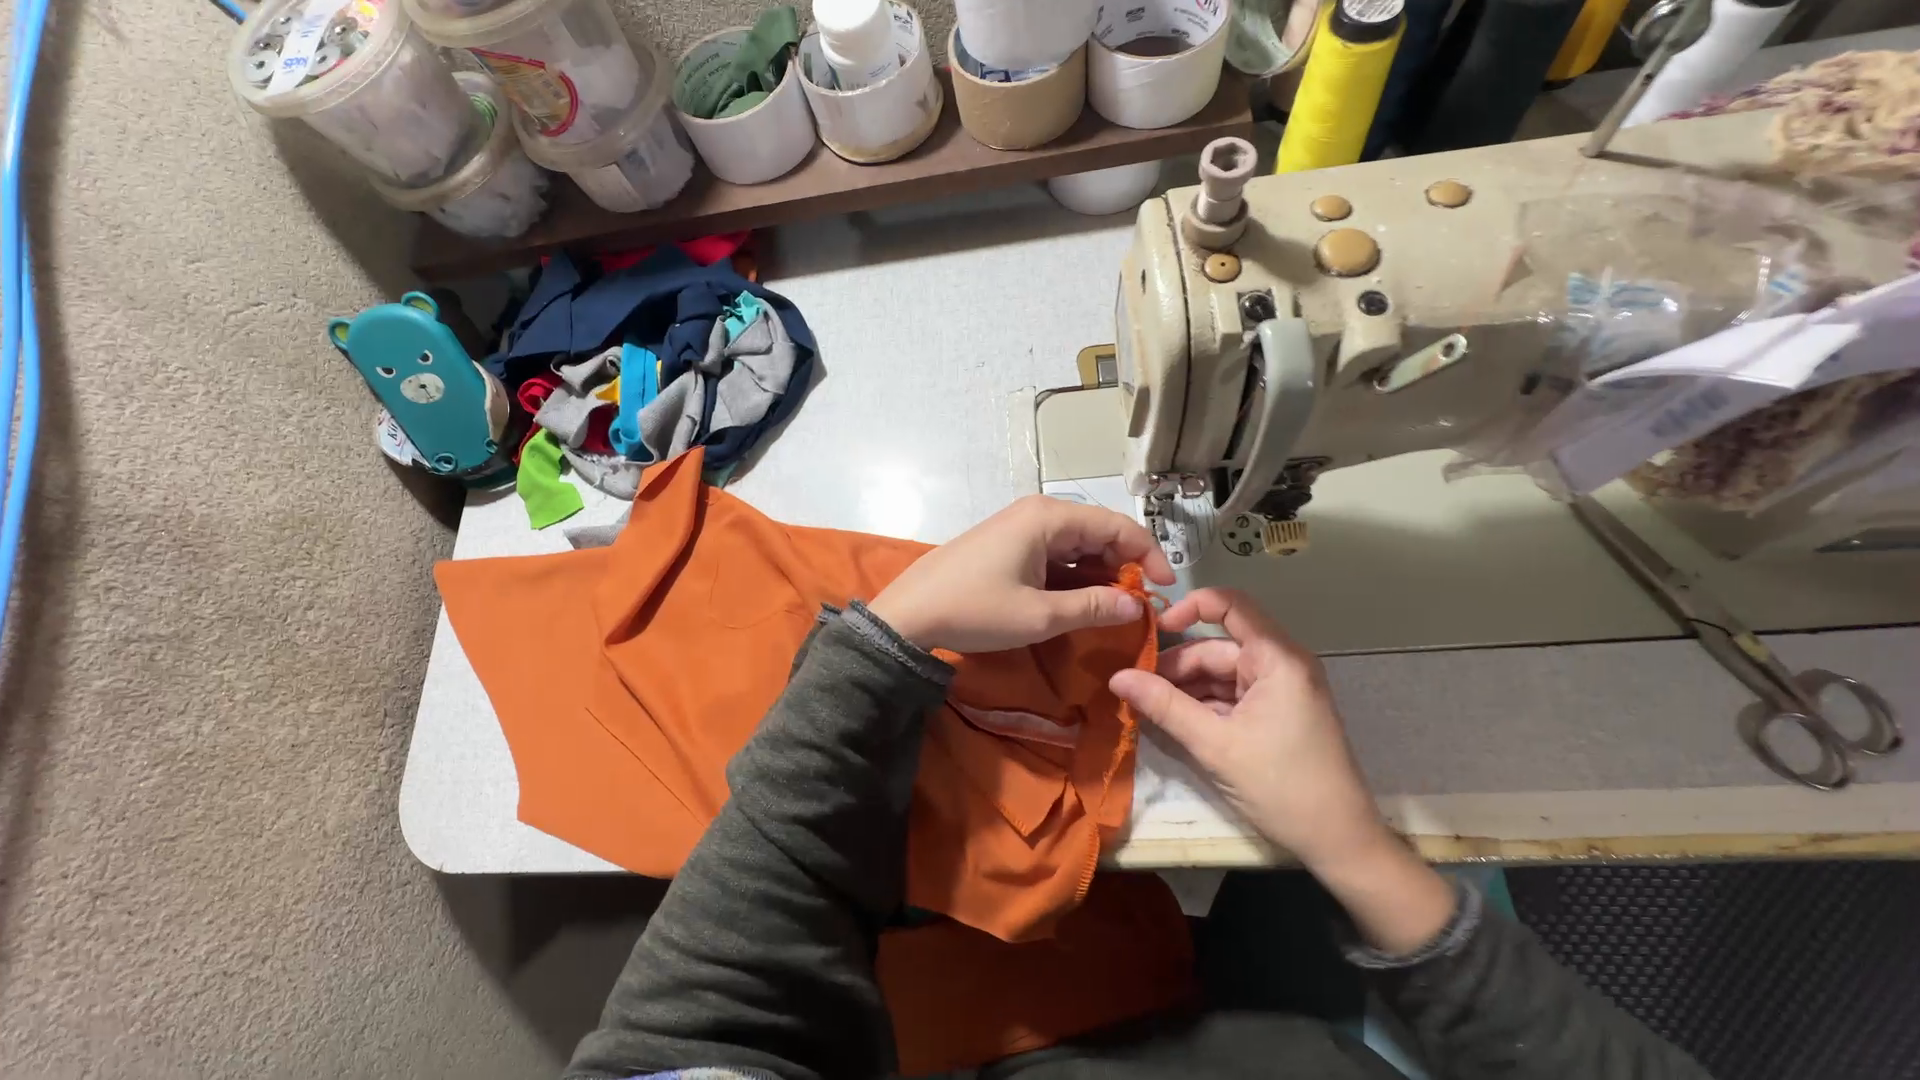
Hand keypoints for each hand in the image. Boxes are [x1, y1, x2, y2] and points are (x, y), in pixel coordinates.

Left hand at [867, 495, 1174, 653]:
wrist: (910, 614)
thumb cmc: (975, 610)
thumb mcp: (1038, 616)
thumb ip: (1092, 607)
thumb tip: (1136, 605)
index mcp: (1048, 518)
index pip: (1116, 526)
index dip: (1148, 555)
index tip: (1166, 588)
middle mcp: (1038, 513)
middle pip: (1098, 532)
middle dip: (1124, 565)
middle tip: (1141, 603)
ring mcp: (1020, 527)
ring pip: (1077, 544)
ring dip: (1100, 573)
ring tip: (1116, 607)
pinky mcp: (1008, 545)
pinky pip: (1055, 554)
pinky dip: (1074, 576)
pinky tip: (1083, 601)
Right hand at [1110, 587, 1456, 954]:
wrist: (1338, 840)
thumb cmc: (1281, 786)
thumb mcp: (1215, 745)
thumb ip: (1164, 706)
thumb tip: (1116, 677)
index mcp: (1277, 658)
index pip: (1231, 605)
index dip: (1189, 607)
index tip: (1153, 630)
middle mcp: (1282, 664)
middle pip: (1218, 647)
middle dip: (1176, 665)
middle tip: (1134, 687)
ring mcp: (1281, 689)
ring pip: (1222, 674)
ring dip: (1186, 688)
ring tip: (1147, 706)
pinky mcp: (1277, 713)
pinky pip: (1233, 695)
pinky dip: (1204, 704)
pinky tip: (1174, 720)